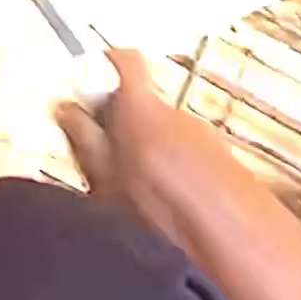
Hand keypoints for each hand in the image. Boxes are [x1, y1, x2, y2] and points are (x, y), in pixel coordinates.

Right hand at [53, 49, 205, 248]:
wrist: (236, 239)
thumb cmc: (159, 202)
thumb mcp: (103, 171)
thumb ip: (81, 134)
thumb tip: (64, 107)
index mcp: (139, 104)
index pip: (125, 60)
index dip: (108, 61)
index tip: (91, 75)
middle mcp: (174, 111)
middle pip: (141, 99)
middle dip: (118, 117)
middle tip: (99, 149)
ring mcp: (203, 135)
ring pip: (163, 128)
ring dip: (145, 145)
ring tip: (131, 185)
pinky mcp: (223, 161)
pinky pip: (186, 151)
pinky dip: (171, 165)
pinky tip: (166, 202)